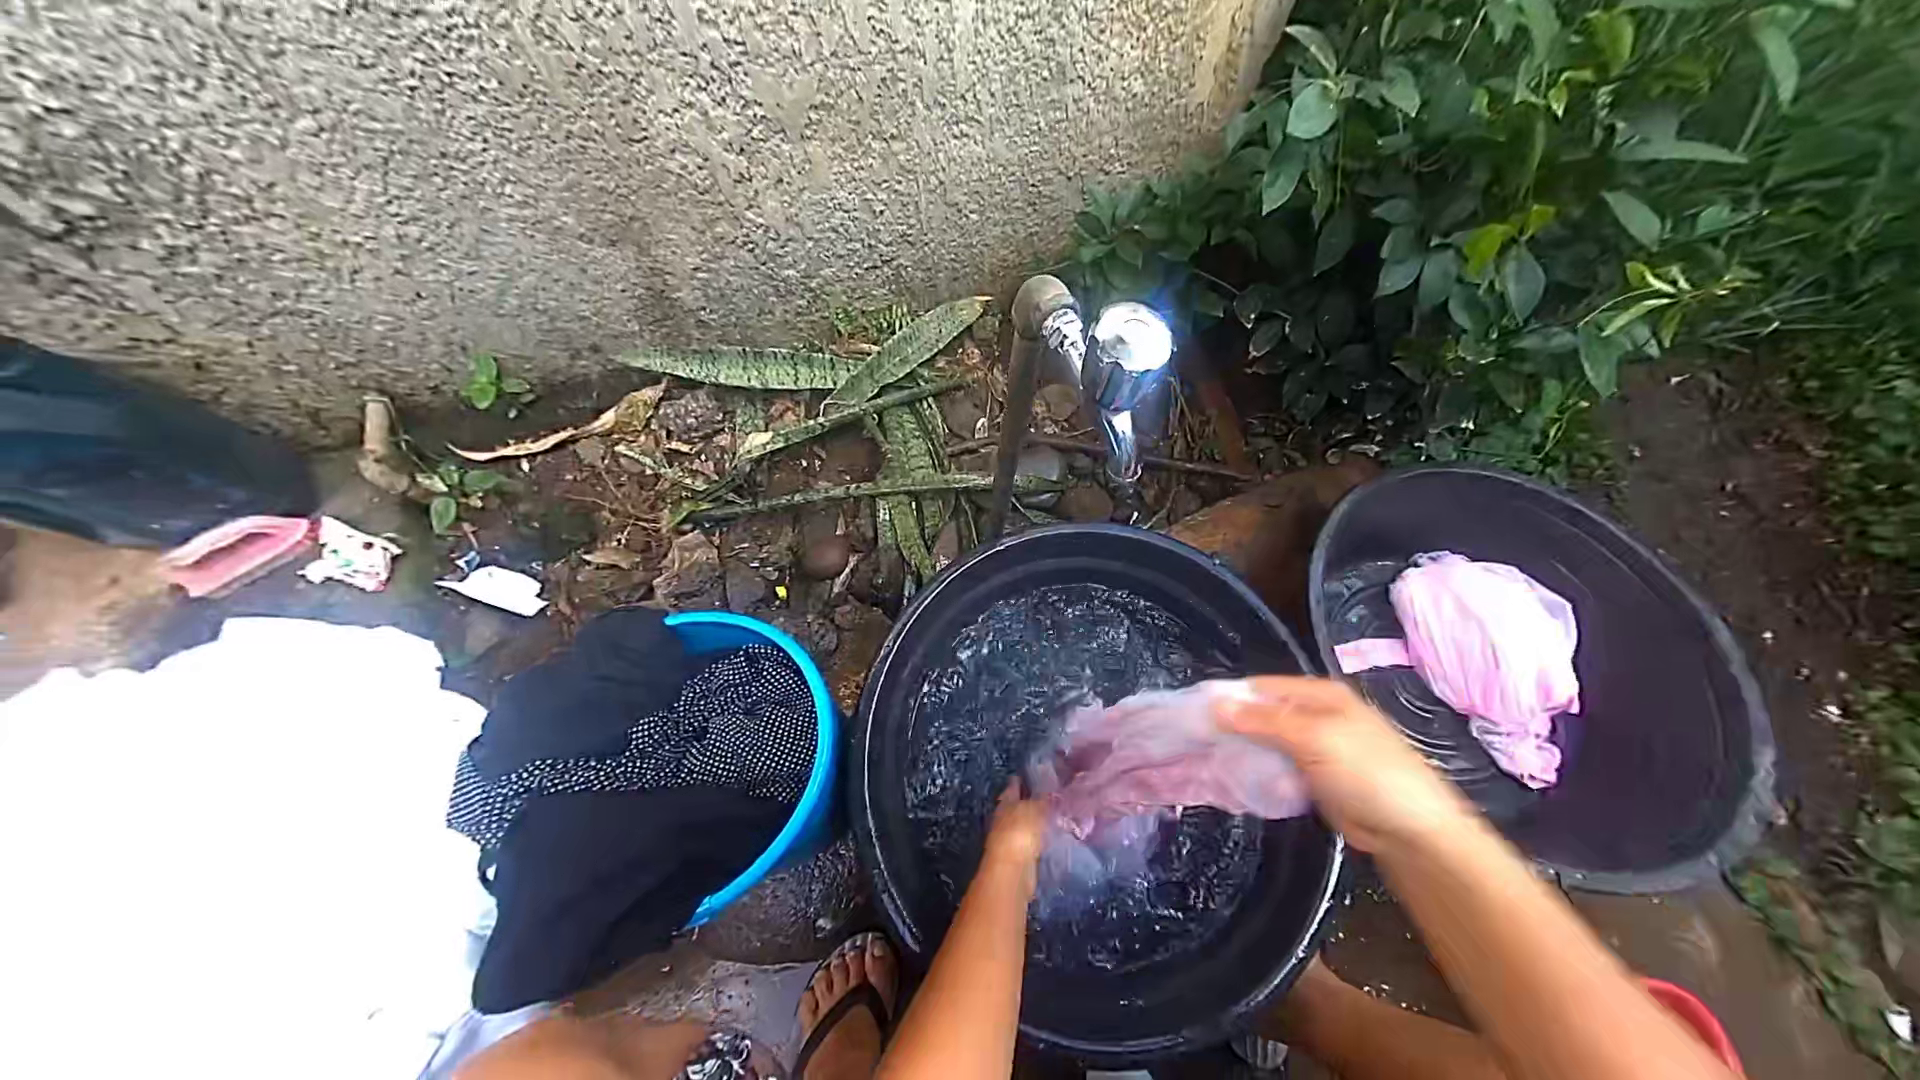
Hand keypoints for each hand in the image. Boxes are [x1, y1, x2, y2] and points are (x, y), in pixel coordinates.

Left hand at [982, 780, 1049, 869]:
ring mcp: (1011, 837)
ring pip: (1027, 823)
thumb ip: (1046, 799)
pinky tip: (1055, 835)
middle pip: (1019, 804)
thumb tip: (1054, 792)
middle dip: (1033, 800)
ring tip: (1059, 814)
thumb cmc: (1021, 830)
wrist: (1013, 869)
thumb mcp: (1037, 807)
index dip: (1025, 779)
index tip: (1039, 773)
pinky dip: (1042, 836)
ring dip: (1039, 819)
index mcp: (1006, 801)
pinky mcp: (1020, 855)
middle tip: (1054, 794)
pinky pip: (1033, 840)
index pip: (1014, 785)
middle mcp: (1005, 817)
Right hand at [1216, 676, 1475, 853]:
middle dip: (1232, 725)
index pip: (1260, 686)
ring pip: (1265, 740)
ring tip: (1212, 761)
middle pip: (1260, 712)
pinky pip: (1276, 765)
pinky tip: (1241, 779)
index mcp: (1319, 694)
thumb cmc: (1369, 774)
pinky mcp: (1313, 774)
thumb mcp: (1314, 739)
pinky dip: (1259, 770)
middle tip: (1198, 742)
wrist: (1415, 833)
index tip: (1194, 715)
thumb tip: (1214, 704)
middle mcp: (1314, 714)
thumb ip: (1263, 720)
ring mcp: (1315, 746)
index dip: (1228, 698)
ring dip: (1243, 750)